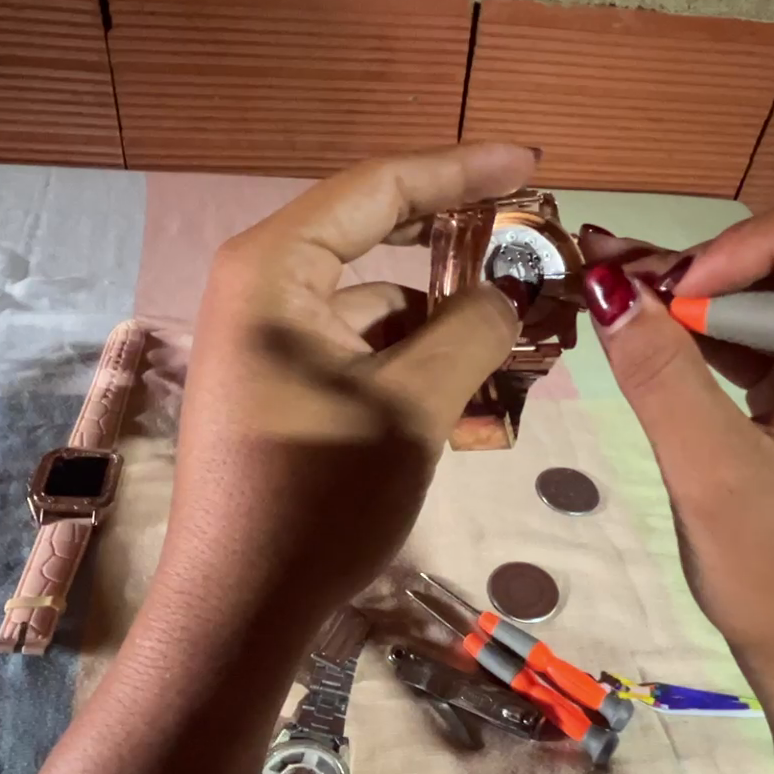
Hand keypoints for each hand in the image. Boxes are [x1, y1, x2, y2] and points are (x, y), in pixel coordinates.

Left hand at [151, 143, 536, 619]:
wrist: (243, 609)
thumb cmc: (319, 497)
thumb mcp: (412, 405)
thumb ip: (471, 331)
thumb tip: (507, 296)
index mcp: (274, 269)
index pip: (377, 189)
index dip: (460, 171)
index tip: (530, 164)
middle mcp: (261, 293)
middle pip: (375, 246)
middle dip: (453, 254)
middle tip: (525, 253)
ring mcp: (269, 346)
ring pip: (374, 311)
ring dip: (441, 325)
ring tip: (515, 345)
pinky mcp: (283, 392)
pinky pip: (360, 357)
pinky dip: (413, 366)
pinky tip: (467, 393)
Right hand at [579, 182, 773, 701]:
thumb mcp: (715, 479)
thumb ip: (662, 376)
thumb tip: (606, 285)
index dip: (759, 239)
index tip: (676, 292)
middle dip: (720, 258)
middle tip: (629, 281)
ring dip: (702, 286)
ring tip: (614, 284)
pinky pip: (768, 329)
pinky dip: (706, 324)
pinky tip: (644, 323)